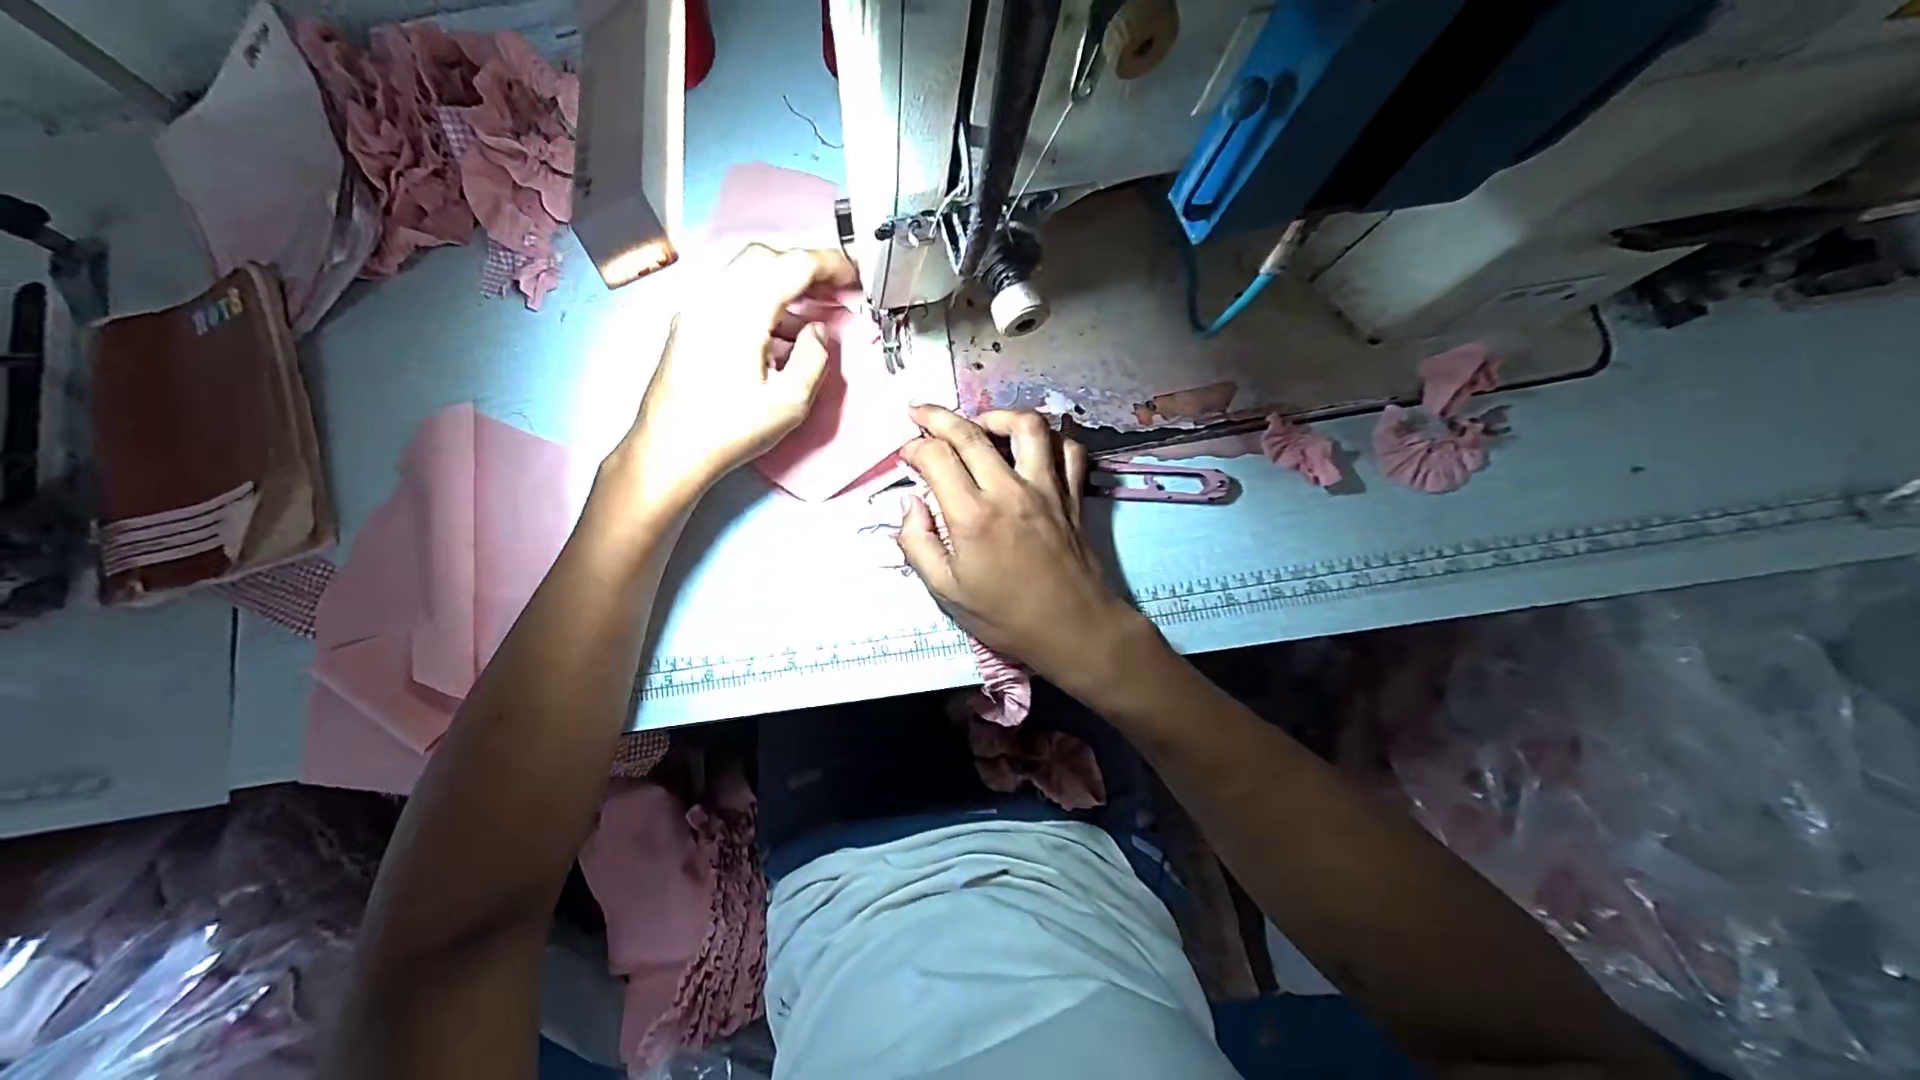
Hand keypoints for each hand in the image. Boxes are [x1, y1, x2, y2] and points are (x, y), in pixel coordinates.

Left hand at [607, 244, 857, 506]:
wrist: (668, 450)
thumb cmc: (725, 431)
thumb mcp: (790, 402)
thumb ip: (815, 357)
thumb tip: (820, 332)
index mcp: (741, 312)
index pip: (792, 265)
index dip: (829, 264)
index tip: (851, 275)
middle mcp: (714, 300)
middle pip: (765, 258)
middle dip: (805, 268)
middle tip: (834, 291)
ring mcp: (696, 310)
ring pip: (745, 275)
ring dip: (782, 286)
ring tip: (810, 318)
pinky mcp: (688, 325)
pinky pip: (730, 296)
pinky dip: (760, 301)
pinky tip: (777, 335)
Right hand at [896, 406, 1156, 691]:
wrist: (1072, 628)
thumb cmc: (1005, 615)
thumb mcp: (946, 592)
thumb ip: (917, 544)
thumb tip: (912, 505)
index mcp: (972, 515)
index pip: (936, 457)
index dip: (914, 448)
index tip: (907, 454)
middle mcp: (1009, 490)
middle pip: (971, 432)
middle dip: (938, 416)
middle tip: (920, 413)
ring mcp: (1047, 488)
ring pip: (1028, 426)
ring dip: (998, 416)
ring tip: (981, 425)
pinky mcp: (1072, 495)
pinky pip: (1069, 450)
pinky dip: (1050, 440)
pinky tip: (1032, 449)